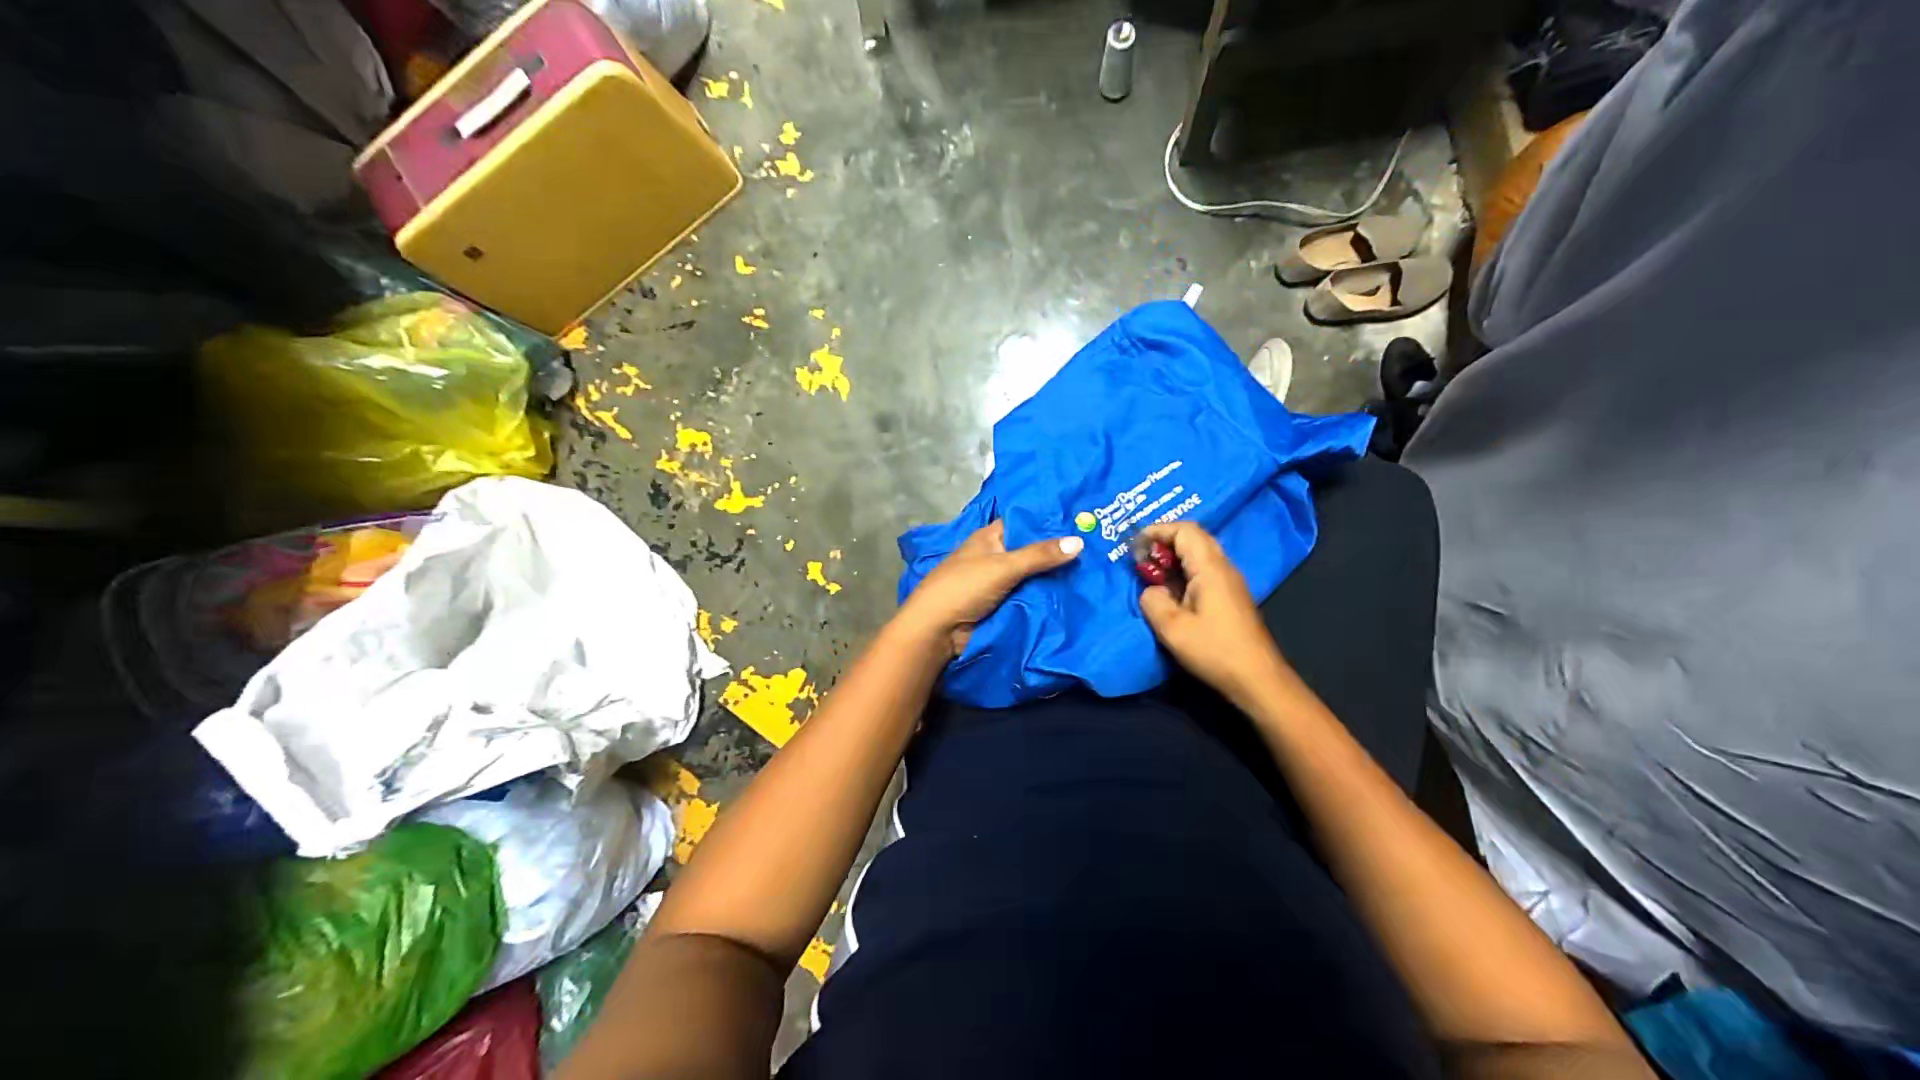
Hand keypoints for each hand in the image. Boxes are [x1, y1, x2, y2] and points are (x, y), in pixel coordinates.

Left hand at [897, 521, 1083, 657]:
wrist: (937, 631)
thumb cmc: (964, 587)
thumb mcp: (1004, 566)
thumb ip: (1040, 555)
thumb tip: (1080, 541)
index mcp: (990, 537)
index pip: (1024, 522)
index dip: (1049, 520)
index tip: (1083, 518)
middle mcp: (995, 556)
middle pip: (1032, 551)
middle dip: (1058, 552)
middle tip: (1099, 547)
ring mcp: (999, 582)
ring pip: (1033, 576)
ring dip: (1055, 577)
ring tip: (1096, 569)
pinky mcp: (1002, 605)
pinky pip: (1029, 597)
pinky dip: (1046, 597)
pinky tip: (1075, 594)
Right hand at [1137, 522, 1293, 704]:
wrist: (1256, 678)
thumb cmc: (1214, 650)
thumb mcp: (1172, 628)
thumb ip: (1153, 601)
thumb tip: (1151, 590)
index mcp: (1210, 568)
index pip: (1185, 530)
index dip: (1157, 530)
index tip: (1134, 545)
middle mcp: (1223, 568)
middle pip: (1194, 538)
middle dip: (1164, 541)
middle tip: (1140, 558)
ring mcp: (1229, 582)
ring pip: (1199, 555)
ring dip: (1173, 558)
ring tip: (1150, 575)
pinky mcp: (1230, 597)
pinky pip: (1203, 572)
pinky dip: (1183, 573)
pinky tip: (1170, 593)